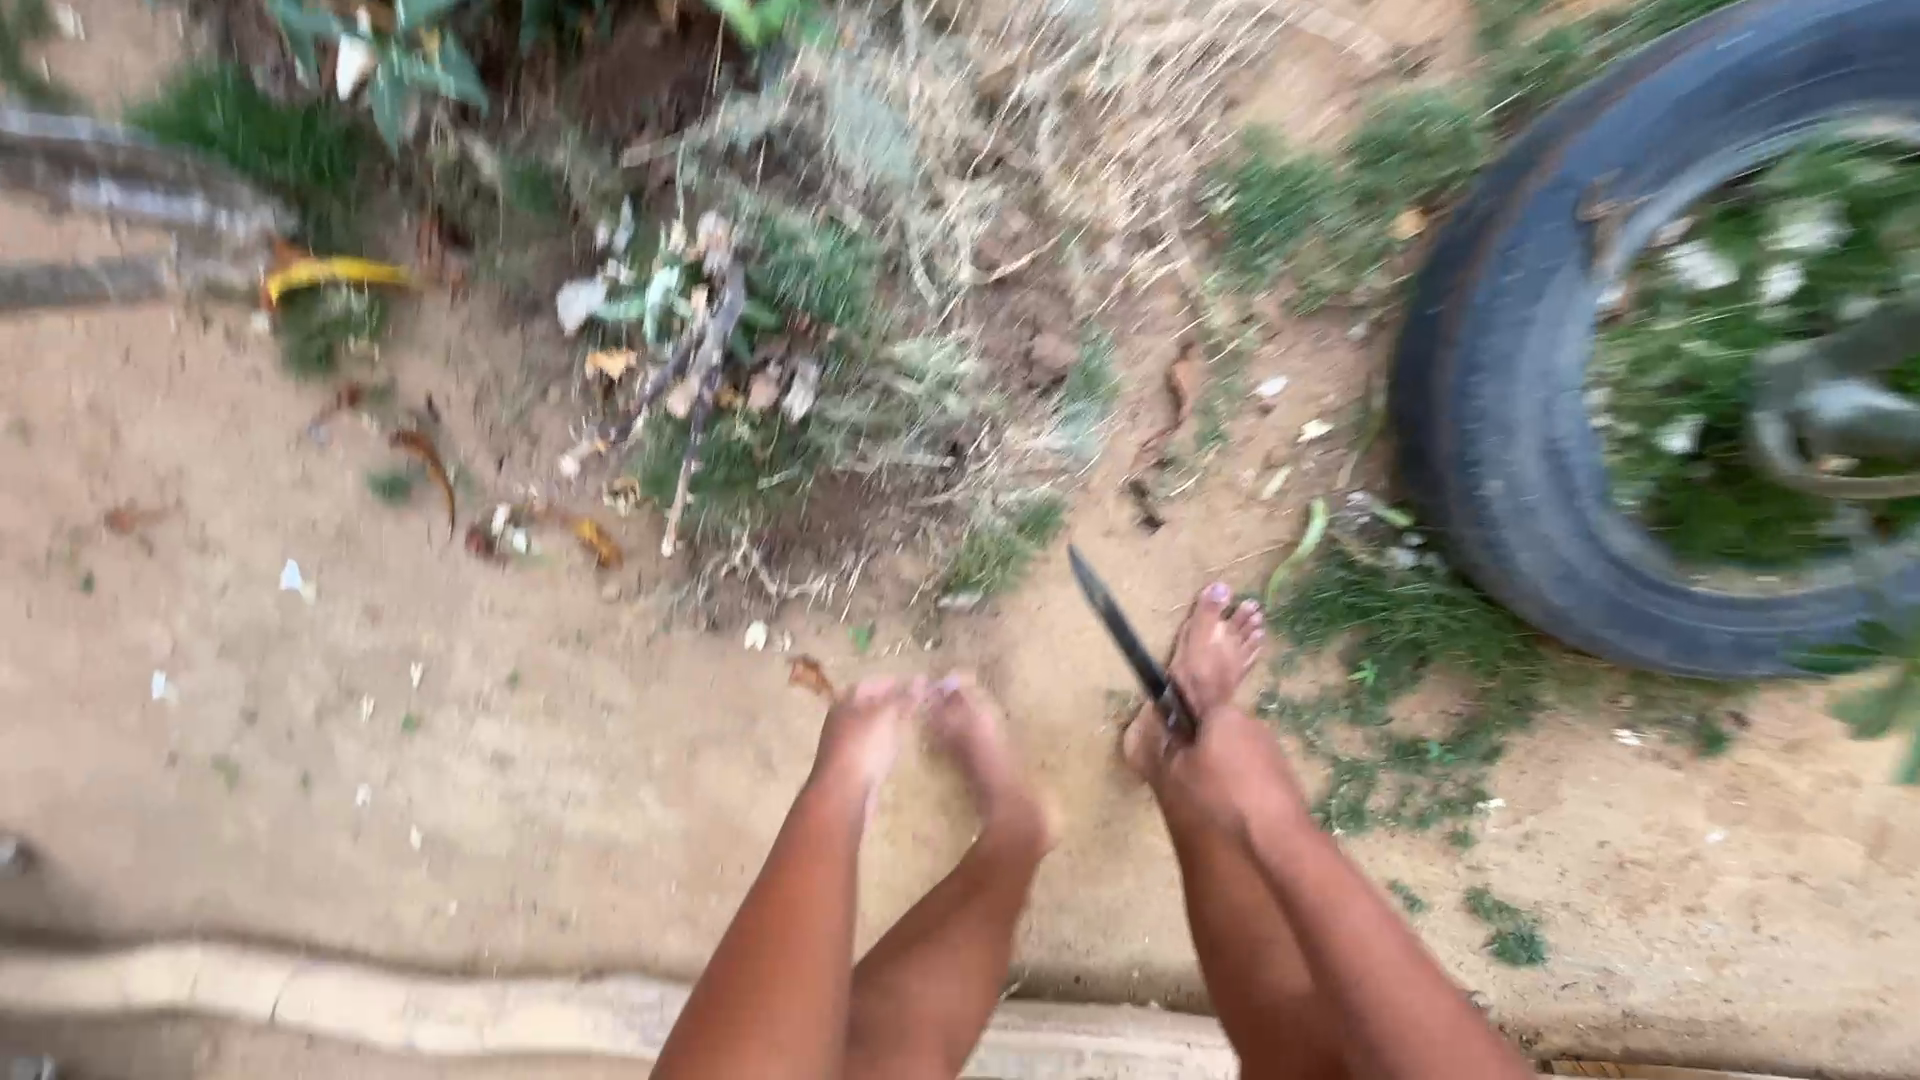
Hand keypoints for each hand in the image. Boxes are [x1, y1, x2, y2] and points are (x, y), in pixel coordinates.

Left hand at [808, 676, 927, 798]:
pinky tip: (894, 745)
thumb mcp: (886, 716)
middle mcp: (841, 720)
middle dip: (888, 700)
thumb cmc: (864, 746)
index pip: (869, 683)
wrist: (843, 792)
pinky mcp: (850, 764)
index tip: (911, 683)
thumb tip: (921, 678)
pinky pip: (869, 744)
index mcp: (846, 703)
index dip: (890, 681)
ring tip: (907, 721)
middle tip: (913, 701)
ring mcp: (844, 743)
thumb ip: (903, 697)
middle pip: (867, 704)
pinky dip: (882, 740)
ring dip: (885, 721)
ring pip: (868, 725)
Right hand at [1159, 703, 1307, 842]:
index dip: (1175, 720)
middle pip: (1213, 728)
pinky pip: (1251, 772)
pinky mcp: (1285, 776)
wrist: (1279, 842)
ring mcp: (1272, 749)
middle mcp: (1251, 722)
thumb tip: (1160, 732)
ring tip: (1207, 799)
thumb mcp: (1174, 774)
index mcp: (1223, 714)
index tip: (1166, 744)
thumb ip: (1163, 747)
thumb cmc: (1220, 798)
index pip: (1192, 700)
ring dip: (1218, 768)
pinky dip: (1238, 785)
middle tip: (1182, 777)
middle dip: (1197, 747)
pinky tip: (1232, 810)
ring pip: (1233, 751)